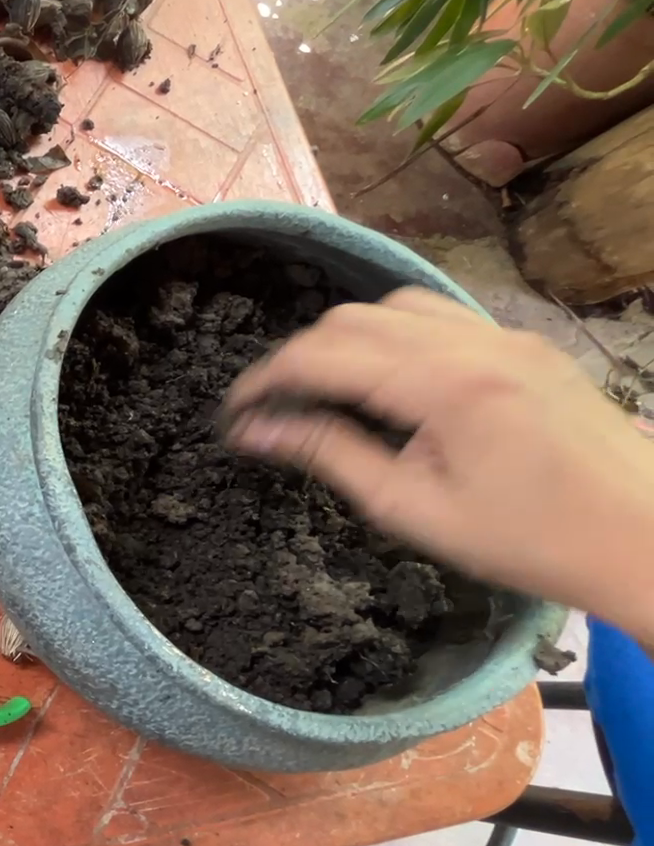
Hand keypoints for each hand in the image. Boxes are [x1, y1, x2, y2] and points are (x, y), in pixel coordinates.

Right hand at [222, 287, 653, 640]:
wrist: (650, 539)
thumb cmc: (522, 537)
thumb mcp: (404, 505)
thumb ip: (325, 454)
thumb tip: (250, 432)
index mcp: (445, 387)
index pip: (321, 357)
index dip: (263, 380)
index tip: (232, 412)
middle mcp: (476, 345)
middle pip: (349, 321)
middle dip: (294, 359)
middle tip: (271, 407)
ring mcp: (506, 338)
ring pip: (390, 307)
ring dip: (339, 340)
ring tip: (319, 388)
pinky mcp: (523, 346)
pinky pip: (435, 315)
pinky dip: (387, 334)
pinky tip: (378, 376)